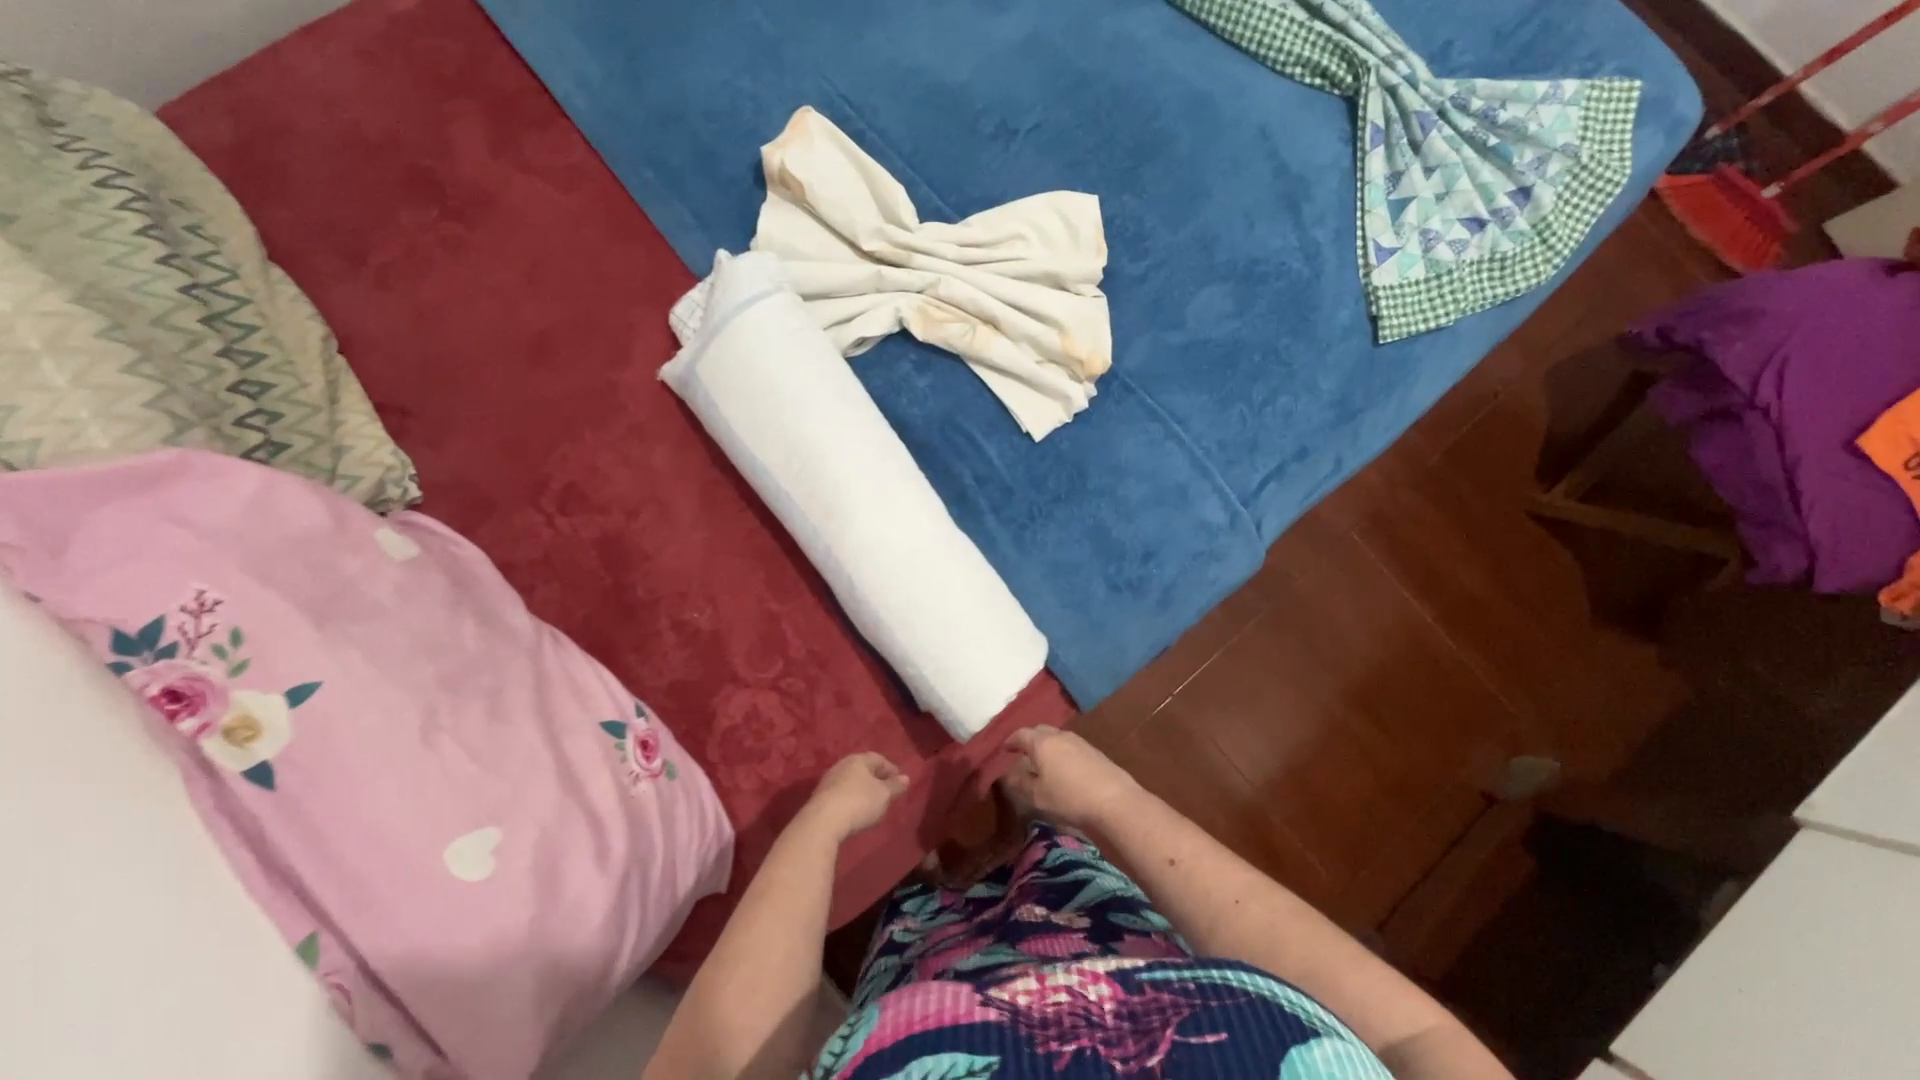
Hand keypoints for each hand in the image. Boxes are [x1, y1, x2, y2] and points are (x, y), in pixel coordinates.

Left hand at [801, 752, 909, 841]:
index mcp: (858, 760)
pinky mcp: (820, 798)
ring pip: (850, 781)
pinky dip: (850, 799)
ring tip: (872, 803)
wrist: (823, 821)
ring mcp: (828, 781)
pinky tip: (855, 811)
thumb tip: (905, 778)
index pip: (878, 758)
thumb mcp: (883, 795)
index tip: (899, 781)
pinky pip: (841, 794)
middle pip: (862, 769)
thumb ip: (895, 786)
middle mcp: (841, 765)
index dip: (890, 769)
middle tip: (886, 791)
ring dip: (861, 789)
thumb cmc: (859, 802)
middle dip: (875, 778)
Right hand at [1001, 725, 1141, 832]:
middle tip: (1022, 753)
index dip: (1010, 741)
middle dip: (1029, 739)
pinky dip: (1062, 752)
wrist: (1114, 801)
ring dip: (1047, 745)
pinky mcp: (1095, 752)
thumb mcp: (1037, 796)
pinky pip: (1071, 746)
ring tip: (1043, 761)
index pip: (1021, 734)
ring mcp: (1080, 742)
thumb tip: (1007, 774)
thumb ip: (1020, 782)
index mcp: (1042, 743)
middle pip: (1040, 731)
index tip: (1004, 749)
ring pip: (1058, 737)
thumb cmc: (1069, 798)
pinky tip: (1064, 768)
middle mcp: (1061, 736)